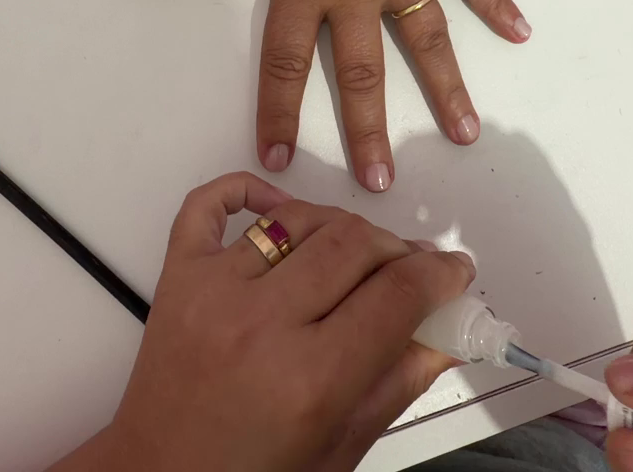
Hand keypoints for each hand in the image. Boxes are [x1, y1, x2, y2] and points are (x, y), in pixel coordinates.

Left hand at [55, 173, 476, 471]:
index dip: (440, 276)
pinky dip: (247, 188)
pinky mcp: (178, 273)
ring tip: (358, 250)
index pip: (397, 296)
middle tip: (411, 266)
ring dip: (342, 226)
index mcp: (307, 381)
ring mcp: (213, 290)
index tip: (454, 270)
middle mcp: (259, 325)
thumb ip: (396, 385)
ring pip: (300, 216)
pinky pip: (212, 203)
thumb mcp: (338, 450)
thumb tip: (446, 333)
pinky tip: (279, 203)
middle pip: (355, 244)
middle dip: (398, 249)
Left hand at [115, 0, 528, 192]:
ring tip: (466, 135)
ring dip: (445, 88)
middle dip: (369, 130)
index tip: (279, 159)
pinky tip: (521, 32)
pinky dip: (495, 2)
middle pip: (362, 70)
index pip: (284, 60)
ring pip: (426, 37)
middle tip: (381, 185)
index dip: (277, 111)